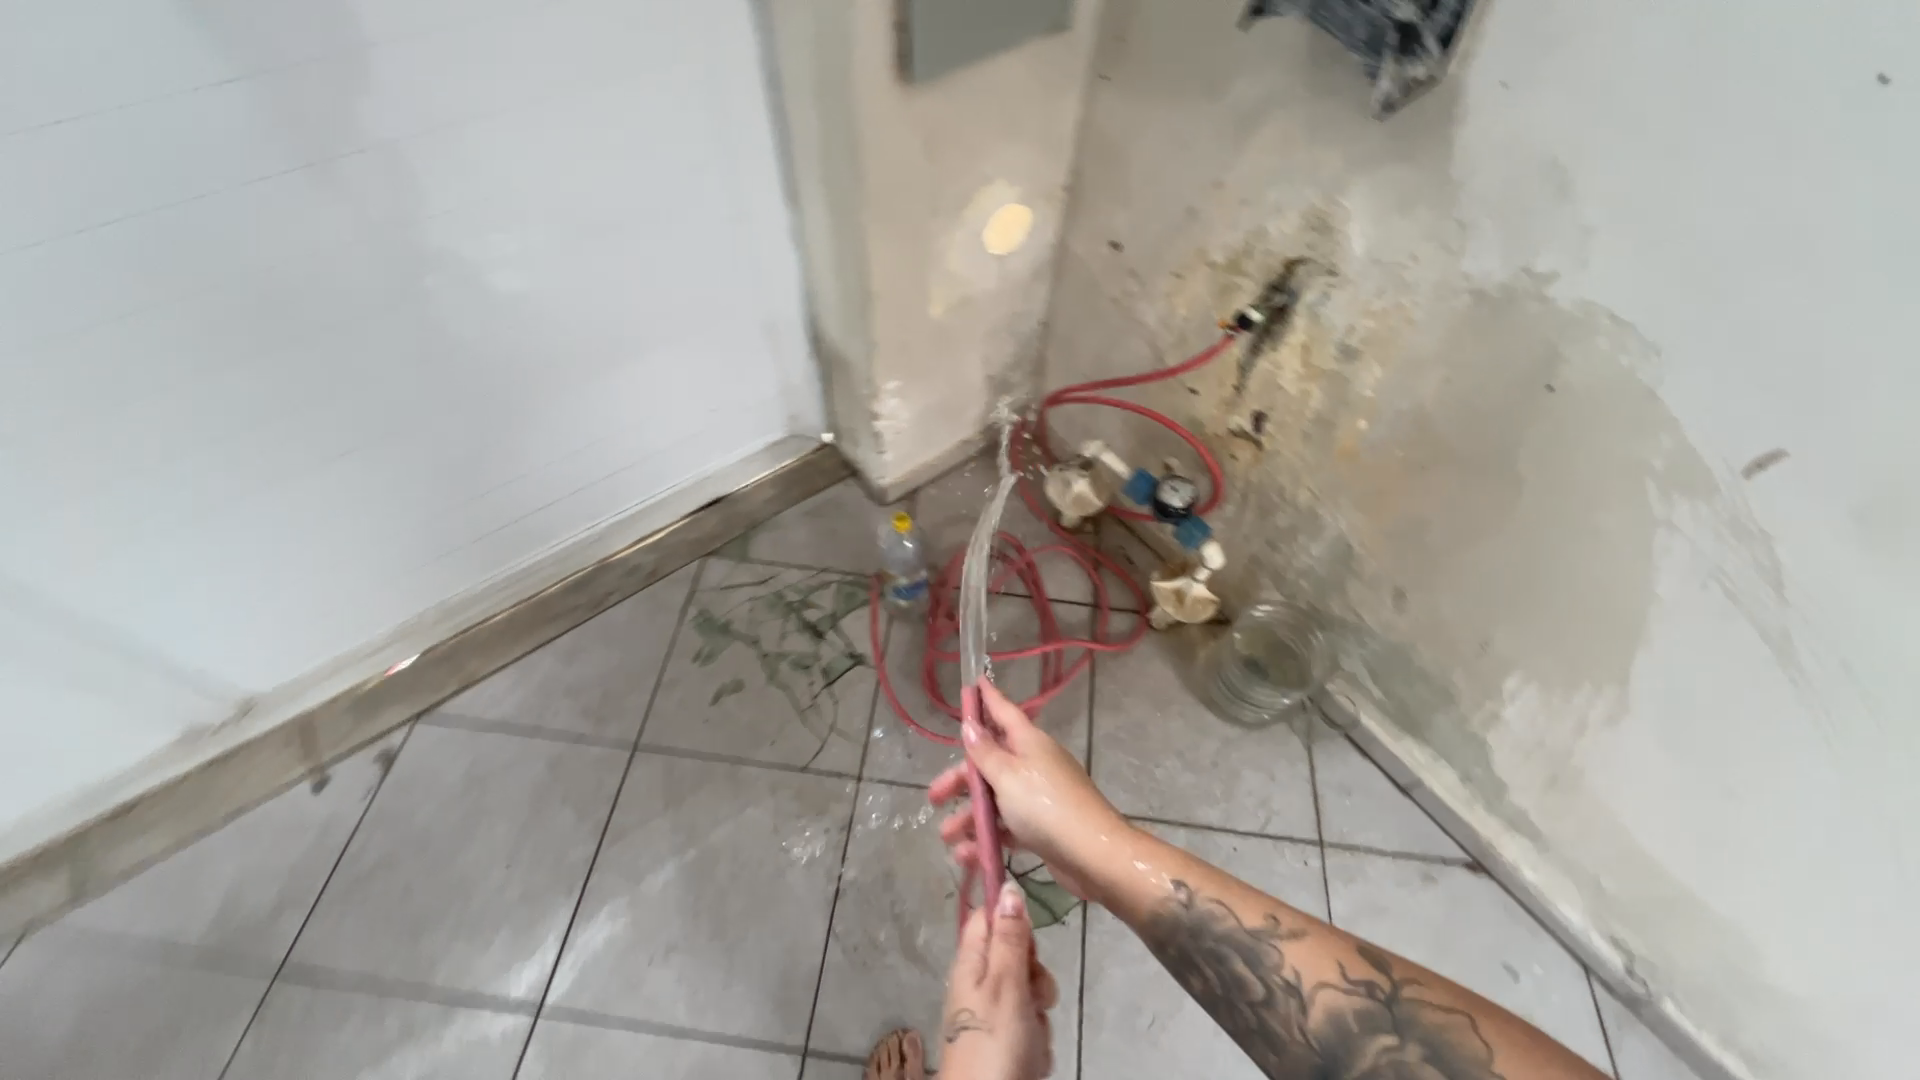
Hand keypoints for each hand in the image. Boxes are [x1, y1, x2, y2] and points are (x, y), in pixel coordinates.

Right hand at [929, 681, 1129, 900]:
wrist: (1092, 855)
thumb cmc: (1045, 806)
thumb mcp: (1008, 775)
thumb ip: (985, 752)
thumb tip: (970, 724)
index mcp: (1029, 742)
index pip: (1004, 711)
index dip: (988, 698)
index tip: (974, 681)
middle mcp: (1034, 763)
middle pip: (990, 763)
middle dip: (961, 780)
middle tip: (934, 797)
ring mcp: (1038, 796)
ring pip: (996, 798)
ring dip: (970, 815)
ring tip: (947, 837)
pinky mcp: (1041, 826)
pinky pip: (1007, 825)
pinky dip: (988, 835)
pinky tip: (967, 853)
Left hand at [941, 880, 1056, 1079]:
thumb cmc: (993, 1043)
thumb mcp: (1005, 984)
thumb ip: (1010, 937)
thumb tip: (1007, 885)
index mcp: (971, 962)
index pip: (990, 916)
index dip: (1014, 920)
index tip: (1030, 942)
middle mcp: (979, 982)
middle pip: (1017, 954)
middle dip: (1036, 974)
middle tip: (1033, 996)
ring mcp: (993, 1013)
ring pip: (1030, 991)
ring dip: (1039, 1011)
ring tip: (1032, 1033)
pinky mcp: (1007, 1041)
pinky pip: (1032, 1024)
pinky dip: (1038, 1037)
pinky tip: (1033, 1053)